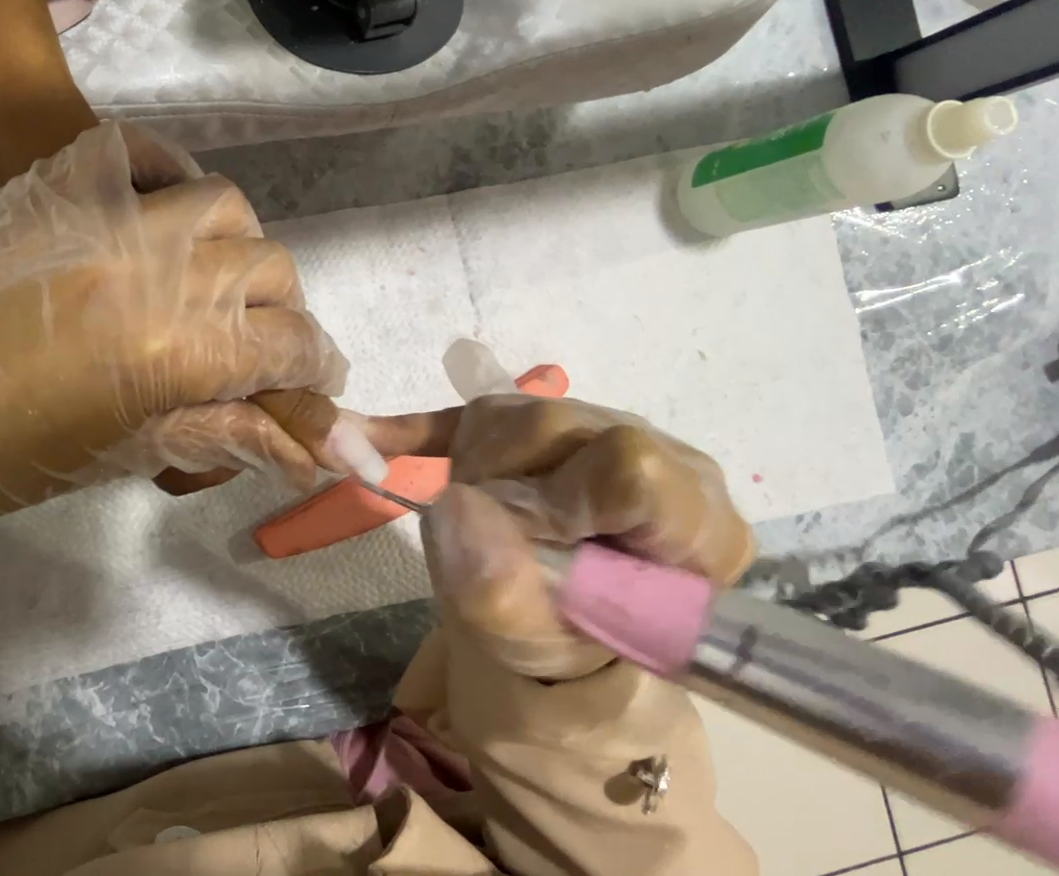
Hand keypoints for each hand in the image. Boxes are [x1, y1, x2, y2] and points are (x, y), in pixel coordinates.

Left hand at [0, 120, 350, 526]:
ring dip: (234, 242)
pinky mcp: (60, 185)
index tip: (315, 379)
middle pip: (272, 270)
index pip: (290, 345)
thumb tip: (313, 457)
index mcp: (176, 356)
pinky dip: (163, 172)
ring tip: (211, 274)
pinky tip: (159, 210)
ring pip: (222, 202)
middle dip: (281, 312)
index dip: (316, 368)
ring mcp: (106, 217)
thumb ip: (232, 439)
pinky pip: (139, 150)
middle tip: (258, 339)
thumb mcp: (137, 452)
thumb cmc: (27, 450)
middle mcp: (156, 273)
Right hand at [366, 396, 755, 678]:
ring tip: (471, 511)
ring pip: (516, 412)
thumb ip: (504, 587)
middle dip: (500, 478)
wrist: (550, 633)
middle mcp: (662, 459)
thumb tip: (458, 506)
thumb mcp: (540, 641)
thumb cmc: (559, 647)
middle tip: (486, 529)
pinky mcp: (543, 423)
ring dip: (471, 463)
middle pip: (559, 426)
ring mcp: (602, 432)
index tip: (531, 537)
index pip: (631, 468)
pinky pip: (479, 414)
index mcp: (693, 524)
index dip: (563, 497)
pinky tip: (364, 438)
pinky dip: (415, 431)